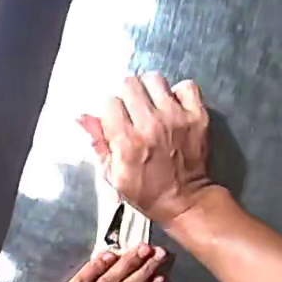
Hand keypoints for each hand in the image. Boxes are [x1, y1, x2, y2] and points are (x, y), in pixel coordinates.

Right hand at [78, 72, 218, 225]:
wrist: (185, 201)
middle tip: (132, 111)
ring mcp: (177, 117)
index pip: (110, 103)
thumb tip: (83, 117)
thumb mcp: (113, 176)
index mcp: (128, 141)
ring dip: (149, 90)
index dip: (110, 111)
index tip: (116, 122)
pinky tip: (174, 106)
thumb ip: (99, 144)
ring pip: (155, 79)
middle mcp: (152, 125)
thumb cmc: (145, 192)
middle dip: (127, 96)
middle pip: (130, 84)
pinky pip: (186, 86)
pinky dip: (179, 93)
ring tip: (152, 105)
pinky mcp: (198, 116)